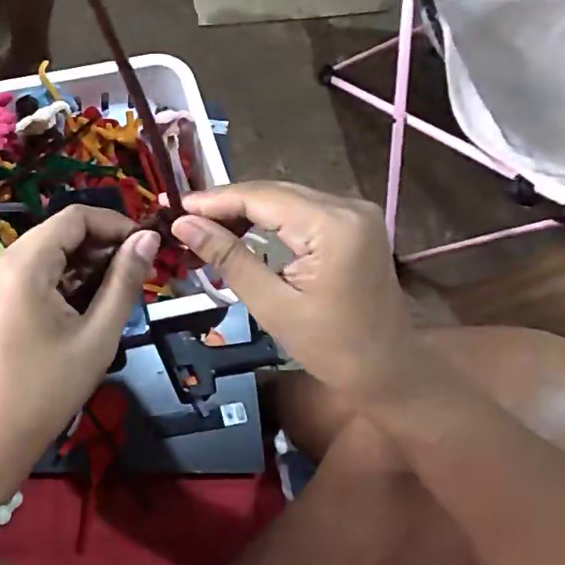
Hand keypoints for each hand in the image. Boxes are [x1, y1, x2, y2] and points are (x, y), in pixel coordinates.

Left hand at [0, 207, 159, 499]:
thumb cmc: (49, 388)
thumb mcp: (98, 335)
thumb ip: (124, 281)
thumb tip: (148, 239)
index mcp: (22, 265)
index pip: (74, 217)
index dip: (115, 224)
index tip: (147, 245)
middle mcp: (1, 262)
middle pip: (61, 232)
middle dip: (103, 246)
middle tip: (139, 273)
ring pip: (51, 251)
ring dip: (87, 263)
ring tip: (119, 291)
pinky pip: (37, 271)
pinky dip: (67, 278)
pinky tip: (90, 303)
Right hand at [171, 182, 423, 398]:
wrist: (390, 370)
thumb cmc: (332, 348)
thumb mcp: (272, 305)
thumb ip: (229, 258)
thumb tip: (183, 225)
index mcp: (333, 225)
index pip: (262, 197)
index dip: (215, 200)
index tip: (175, 207)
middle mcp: (349, 206)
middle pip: (274, 193)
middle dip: (227, 205)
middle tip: (184, 220)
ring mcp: (356, 212)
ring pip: (287, 199)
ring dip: (246, 211)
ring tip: (204, 226)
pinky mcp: (355, 223)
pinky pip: (303, 211)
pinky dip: (270, 220)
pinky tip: (241, 230)